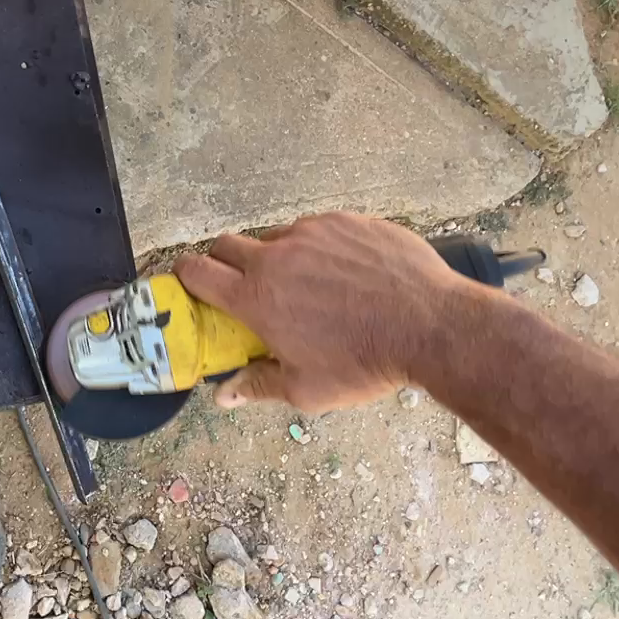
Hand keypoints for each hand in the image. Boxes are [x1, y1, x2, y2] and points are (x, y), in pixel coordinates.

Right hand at [173, 213, 471, 413]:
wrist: (433, 327)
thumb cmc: (365, 363)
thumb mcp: (307, 389)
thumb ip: (257, 385)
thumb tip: (223, 397)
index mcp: (255, 297)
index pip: (196, 271)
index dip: (185, 274)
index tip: (189, 281)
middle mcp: (274, 258)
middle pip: (224, 244)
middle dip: (224, 260)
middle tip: (244, 282)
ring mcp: (310, 233)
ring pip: (274, 237)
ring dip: (276, 256)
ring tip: (307, 283)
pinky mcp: (344, 221)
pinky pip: (316, 229)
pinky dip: (318, 248)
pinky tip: (345, 272)